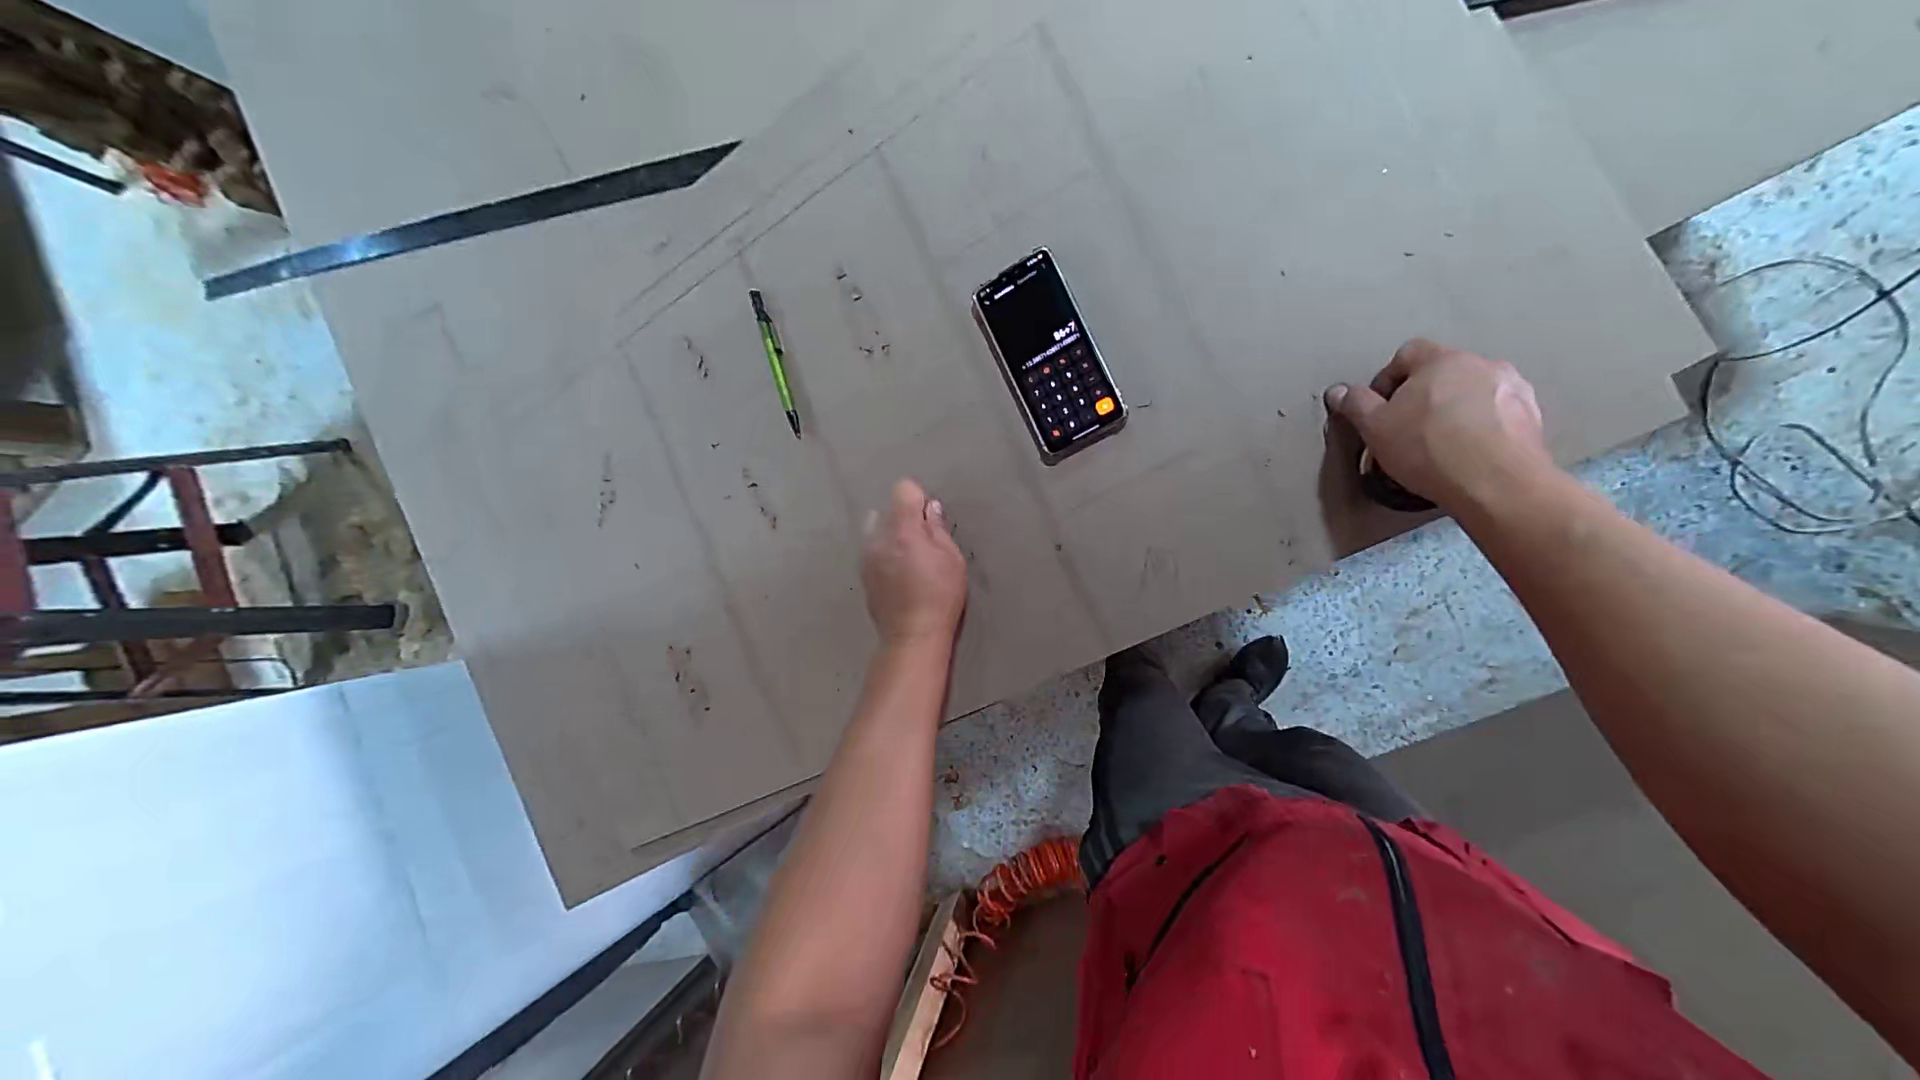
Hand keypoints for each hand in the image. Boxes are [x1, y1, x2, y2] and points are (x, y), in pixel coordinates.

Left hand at [862, 478, 967, 646]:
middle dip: (906, 518)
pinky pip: (872, 548)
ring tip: (909, 558)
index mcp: (902, 531)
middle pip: (889, 509)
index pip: (903, 489)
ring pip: (876, 528)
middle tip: (924, 542)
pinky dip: (884, 551)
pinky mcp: (862, 572)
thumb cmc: (940, 597)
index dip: (918, 499)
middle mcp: (878, 538)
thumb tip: (930, 509)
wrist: (912, 635)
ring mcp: (866, 556)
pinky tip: (899, 572)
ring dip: (892, 534)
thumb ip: (938, 530)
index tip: (929, 518)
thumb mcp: (952, 560)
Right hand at [1323, 339, 1553, 511]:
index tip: (1380, 409)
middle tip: (1406, 428)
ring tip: (1440, 443)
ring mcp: (1512, 387)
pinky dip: (1480, 425)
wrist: (1496, 482)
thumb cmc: (1428, 449)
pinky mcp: (1532, 414)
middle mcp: (1481, 364)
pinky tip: (1468, 452)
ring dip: (1453, 409)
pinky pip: (1496, 411)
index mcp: (1441, 360)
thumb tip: (1338, 391)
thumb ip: (1355, 404)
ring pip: (1471, 391)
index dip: (1387, 379)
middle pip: (1441, 372)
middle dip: (1422, 395)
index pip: (1407, 354)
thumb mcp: (1375, 428)